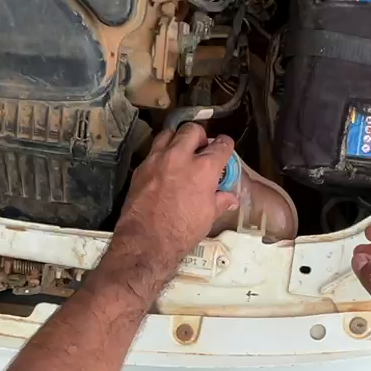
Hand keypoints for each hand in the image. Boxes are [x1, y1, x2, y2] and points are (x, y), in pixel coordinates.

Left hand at [103, 124, 239, 287]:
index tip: (225, 149)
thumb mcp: (208, 217)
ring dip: (178, 139)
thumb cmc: (181, 232)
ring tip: (181, 151)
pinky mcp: (141, 167)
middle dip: (200, 136)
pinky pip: (153, 150)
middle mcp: (180, 157)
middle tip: (202, 148)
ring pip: (169, 133)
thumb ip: (219, 201)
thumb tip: (229, 198)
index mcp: (203, 169)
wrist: (146, 241)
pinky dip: (161, 153)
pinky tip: (164, 167)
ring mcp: (157, 159)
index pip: (220, 145)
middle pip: (192, 130)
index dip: (225, 145)